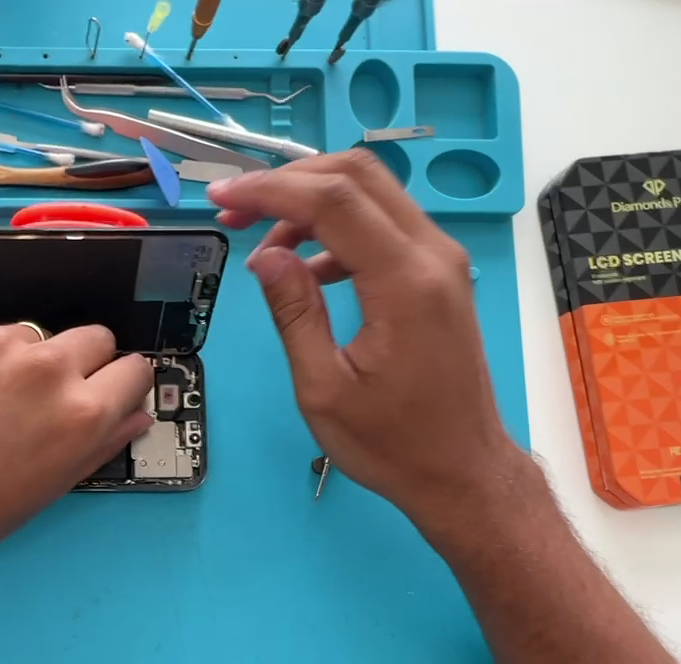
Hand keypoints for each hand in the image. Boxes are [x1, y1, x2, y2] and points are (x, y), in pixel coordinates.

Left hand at [0, 318, 152, 560]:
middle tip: (49, 397)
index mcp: (82, 412)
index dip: (123, 384)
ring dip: (28, 360)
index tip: (109, 391)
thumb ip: (102, 443)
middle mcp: (49, 368)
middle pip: (96, 337)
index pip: (136, 368)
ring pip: (38, 335)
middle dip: (83, 363)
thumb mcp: (52, 486)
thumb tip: (136, 415)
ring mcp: (1, 343)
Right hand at [207, 150, 532, 533]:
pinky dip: (336, 229)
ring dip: (310, 203)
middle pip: (357, 176)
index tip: (220, 197)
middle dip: (287, 182)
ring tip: (262, 244)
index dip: (269, 190)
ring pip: (372, 194)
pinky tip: (305, 269)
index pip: (333, 202)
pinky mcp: (437, 276)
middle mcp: (432, 255)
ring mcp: (441, 261)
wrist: (460, 470)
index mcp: (403, 282)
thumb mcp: (323, 388)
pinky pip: (383, 226)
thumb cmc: (390, 443)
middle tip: (234, 211)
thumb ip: (294, 314)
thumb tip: (266, 256)